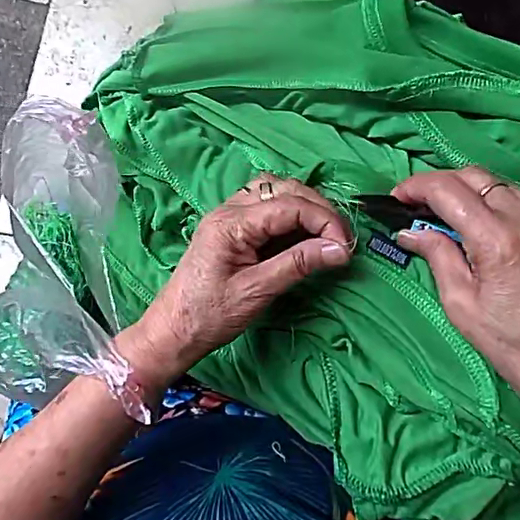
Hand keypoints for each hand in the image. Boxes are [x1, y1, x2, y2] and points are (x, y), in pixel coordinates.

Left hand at [115, 174, 351, 389]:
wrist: (173, 330)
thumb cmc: (209, 315)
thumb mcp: (257, 291)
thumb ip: (298, 264)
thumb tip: (340, 249)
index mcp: (232, 223)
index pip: (290, 205)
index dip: (325, 221)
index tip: (346, 247)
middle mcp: (229, 209)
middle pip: (285, 189)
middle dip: (319, 209)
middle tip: (341, 240)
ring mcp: (228, 215)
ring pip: (275, 190)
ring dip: (304, 206)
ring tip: (325, 233)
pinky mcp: (231, 226)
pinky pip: (265, 204)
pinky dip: (290, 213)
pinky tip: (303, 232)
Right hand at [392, 167, 519, 417]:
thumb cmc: (508, 341)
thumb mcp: (459, 302)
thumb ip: (436, 255)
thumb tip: (409, 230)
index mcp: (496, 239)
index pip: (447, 190)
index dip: (415, 186)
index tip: (396, 197)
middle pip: (472, 177)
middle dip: (439, 184)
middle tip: (418, 205)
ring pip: (500, 183)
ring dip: (471, 190)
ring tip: (453, 213)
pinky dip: (505, 197)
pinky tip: (495, 217)